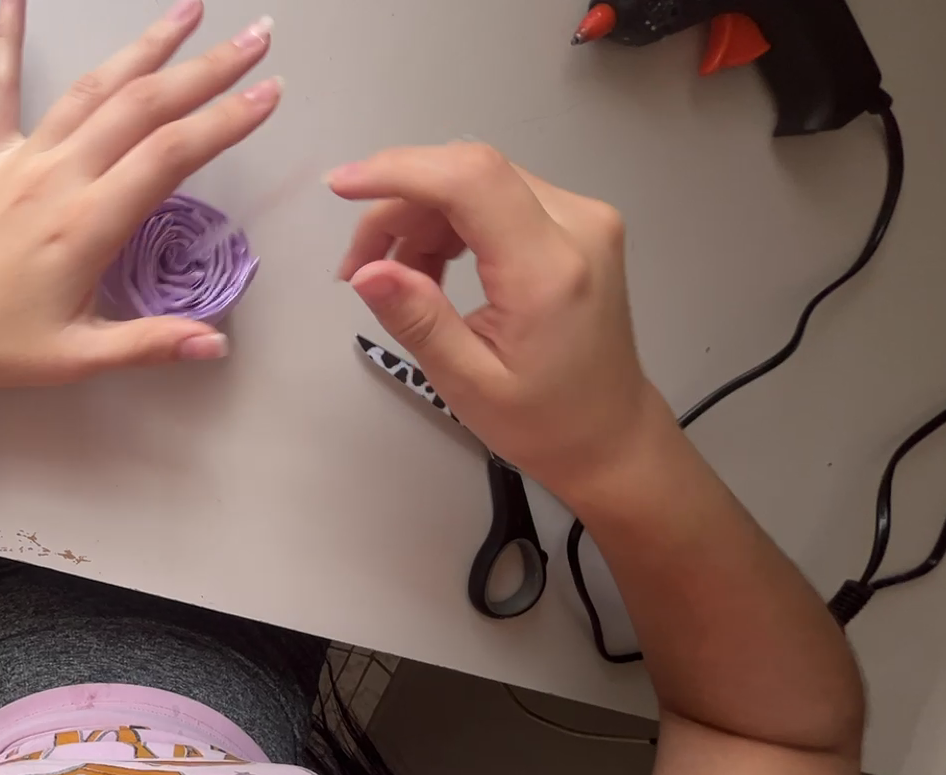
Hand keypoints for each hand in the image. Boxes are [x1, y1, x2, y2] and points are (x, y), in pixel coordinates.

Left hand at [0, 0, 281, 399]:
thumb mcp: (78, 356)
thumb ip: (149, 344)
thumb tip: (215, 345)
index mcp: (87, 225)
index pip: (171, 156)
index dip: (225, 121)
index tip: (268, 95)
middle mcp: (57, 178)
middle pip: (142, 107)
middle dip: (205, 70)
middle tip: (255, 39)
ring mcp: (19, 161)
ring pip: (91, 89)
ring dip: (143, 47)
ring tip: (187, 13)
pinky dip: (8, 38)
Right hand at [331, 144, 673, 498]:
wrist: (605, 432)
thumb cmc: (539, 419)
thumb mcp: (466, 381)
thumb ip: (418, 319)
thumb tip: (365, 273)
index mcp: (548, 268)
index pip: (470, 181)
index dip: (399, 171)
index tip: (340, 188)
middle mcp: (575, 222)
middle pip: (466, 176)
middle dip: (396, 209)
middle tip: (356, 269)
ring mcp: (578, 217)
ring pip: (473, 185)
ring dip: (417, 223)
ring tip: (395, 283)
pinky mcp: (570, 224)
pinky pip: (491, 202)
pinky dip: (444, 228)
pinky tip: (428, 273)